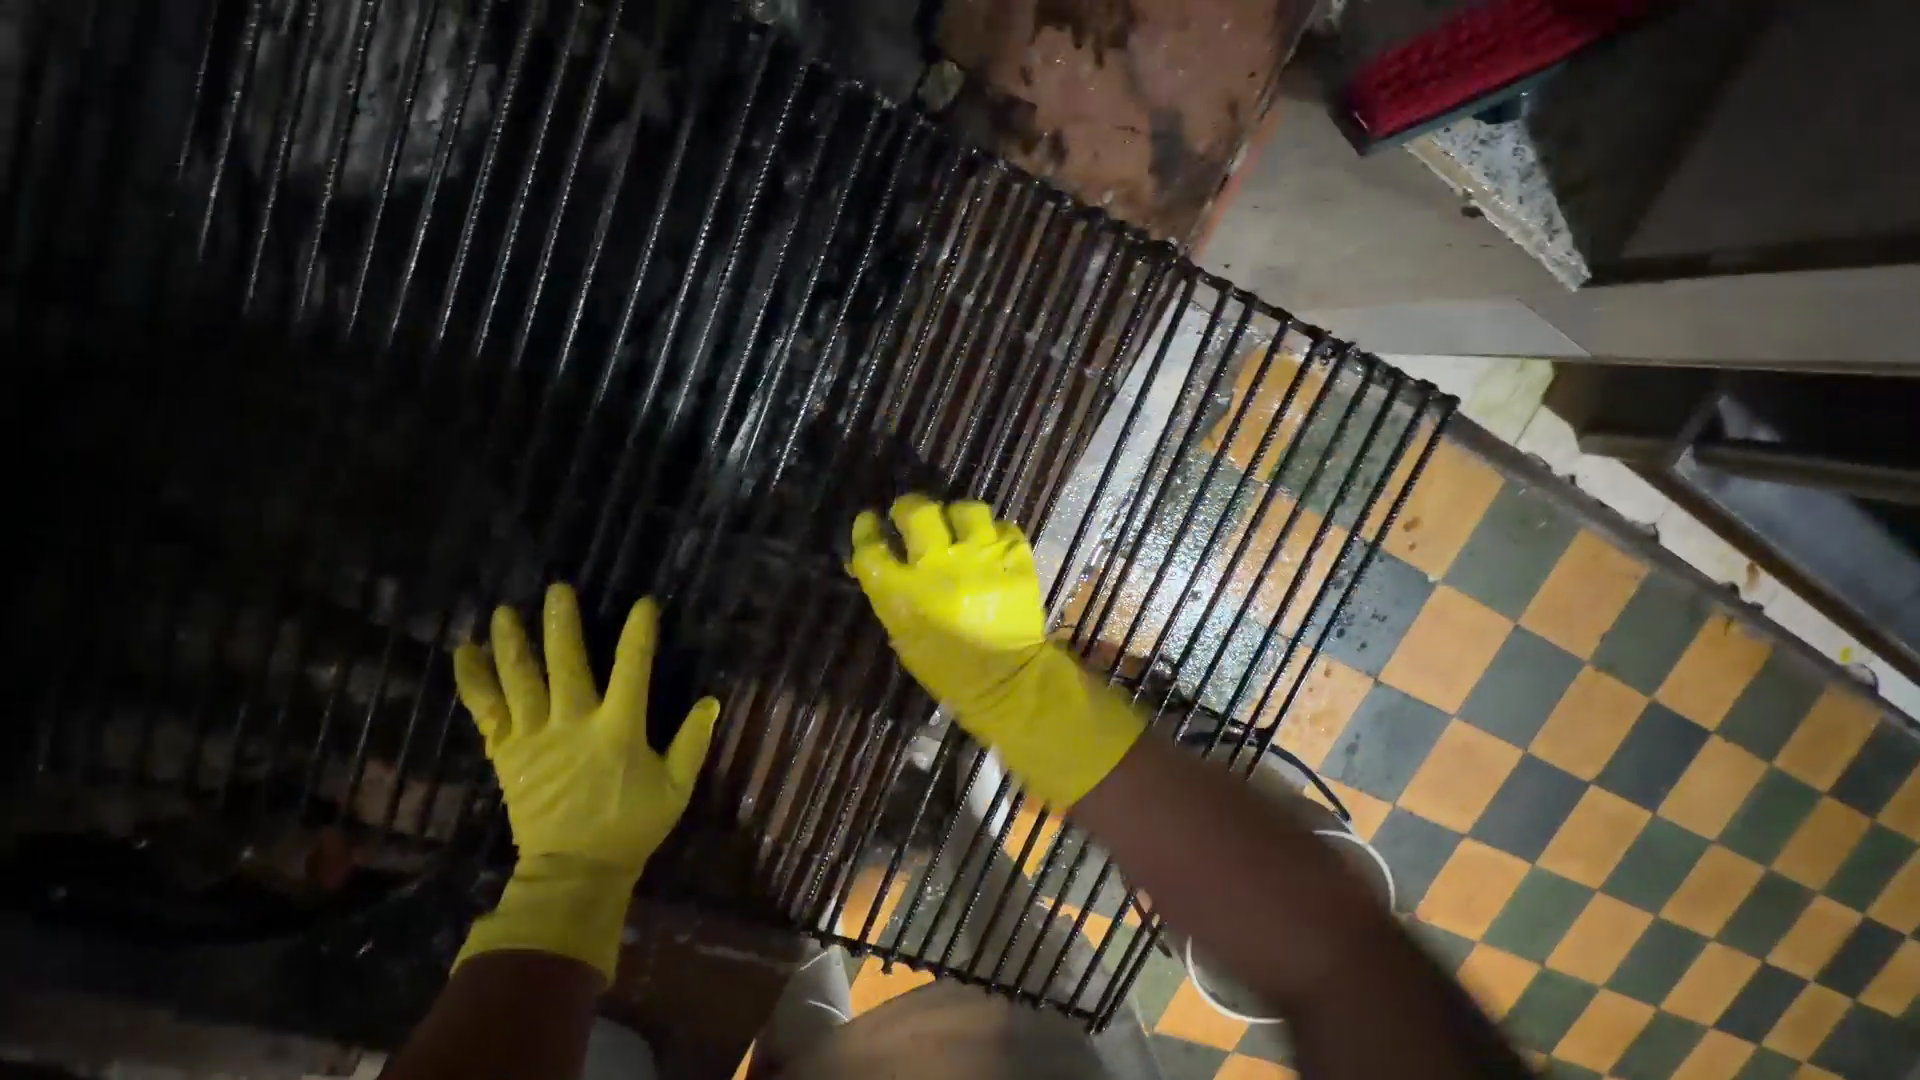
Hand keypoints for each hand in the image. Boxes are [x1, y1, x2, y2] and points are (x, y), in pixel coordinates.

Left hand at [450, 582, 718, 980]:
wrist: (573, 870)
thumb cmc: (632, 826)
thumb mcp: (676, 788)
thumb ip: (692, 742)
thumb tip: (710, 700)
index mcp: (618, 729)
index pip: (632, 668)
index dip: (639, 633)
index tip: (644, 604)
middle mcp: (573, 723)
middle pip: (565, 662)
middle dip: (561, 623)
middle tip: (557, 589)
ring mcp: (534, 737)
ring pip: (520, 679)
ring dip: (511, 641)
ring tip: (504, 611)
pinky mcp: (507, 753)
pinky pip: (486, 711)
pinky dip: (474, 681)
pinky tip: (464, 653)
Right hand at [848, 495, 1140, 806]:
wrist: (1006, 682)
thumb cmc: (947, 668)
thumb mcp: (903, 634)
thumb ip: (890, 594)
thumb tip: (881, 562)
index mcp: (901, 591)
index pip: (871, 546)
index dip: (866, 528)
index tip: (870, 522)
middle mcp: (938, 565)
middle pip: (917, 511)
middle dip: (909, 507)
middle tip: (911, 515)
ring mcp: (980, 557)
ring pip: (966, 510)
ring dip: (958, 516)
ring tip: (959, 526)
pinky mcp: (1015, 558)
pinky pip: (1003, 528)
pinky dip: (995, 534)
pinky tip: (990, 545)